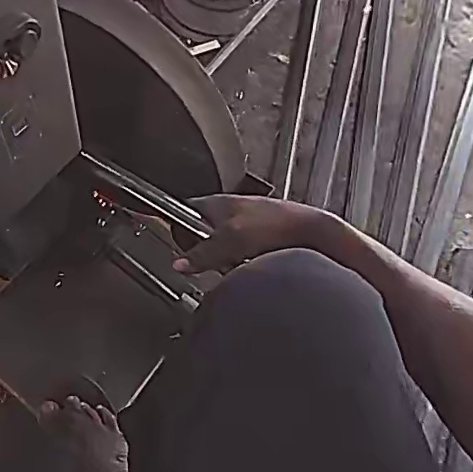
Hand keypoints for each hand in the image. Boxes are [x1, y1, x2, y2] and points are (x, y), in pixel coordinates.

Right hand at [172, 195, 341, 273]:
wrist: (312, 235)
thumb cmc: (275, 225)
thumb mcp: (229, 241)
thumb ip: (201, 253)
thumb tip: (179, 263)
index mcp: (215, 204)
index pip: (180, 210)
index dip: (172, 225)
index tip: (160, 231)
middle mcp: (228, 212)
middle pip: (199, 236)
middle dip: (202, 253)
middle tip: (212, 261)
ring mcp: (244, 226)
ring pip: (219, 250)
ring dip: (225, 262)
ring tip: (237, 265)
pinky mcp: (258, 241)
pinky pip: (238, 258)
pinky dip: (241, 265)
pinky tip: (250, 268)